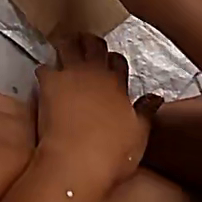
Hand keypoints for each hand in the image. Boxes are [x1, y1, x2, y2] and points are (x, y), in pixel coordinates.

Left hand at [32, 33, 159, 193]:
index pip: (117, 59)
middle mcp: (94, 72)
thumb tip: (156, 97)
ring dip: (66, 44)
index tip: (109, 63)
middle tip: (85, 43)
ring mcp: (70, 74)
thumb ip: (146, 111)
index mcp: (116, 83)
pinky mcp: (49, 82)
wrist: (77, 160)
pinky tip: (44, 75)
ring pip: (67, 45)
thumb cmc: (112, 153)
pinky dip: (45, 69)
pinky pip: (44, 66)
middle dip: (89, 42)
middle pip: (92, 45)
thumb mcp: (139, 134)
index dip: (113, 59)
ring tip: (63, 46)